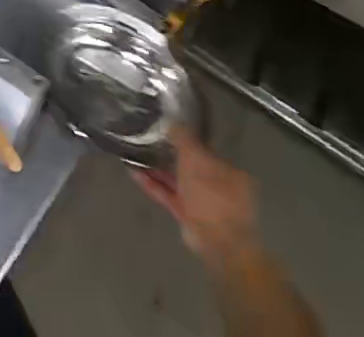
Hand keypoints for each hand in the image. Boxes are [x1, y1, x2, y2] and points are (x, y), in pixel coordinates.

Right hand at [137, 132, 323, 335]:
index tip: (166, 130)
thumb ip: (183, 139)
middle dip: (169, 155)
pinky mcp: (187, 217)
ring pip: (177, 182)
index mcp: (229, 172)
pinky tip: (134, 173)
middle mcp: (219, 187)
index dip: (186, 140)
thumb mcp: (196, 159)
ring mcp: (203, 204)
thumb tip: (172, 121)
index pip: (206, 150)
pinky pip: (169, 196)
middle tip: (147, 141)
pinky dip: (153, 186)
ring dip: (157, 170)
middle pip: (190, 166)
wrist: (217, 243)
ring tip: (135, 154)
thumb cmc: (212, 195)